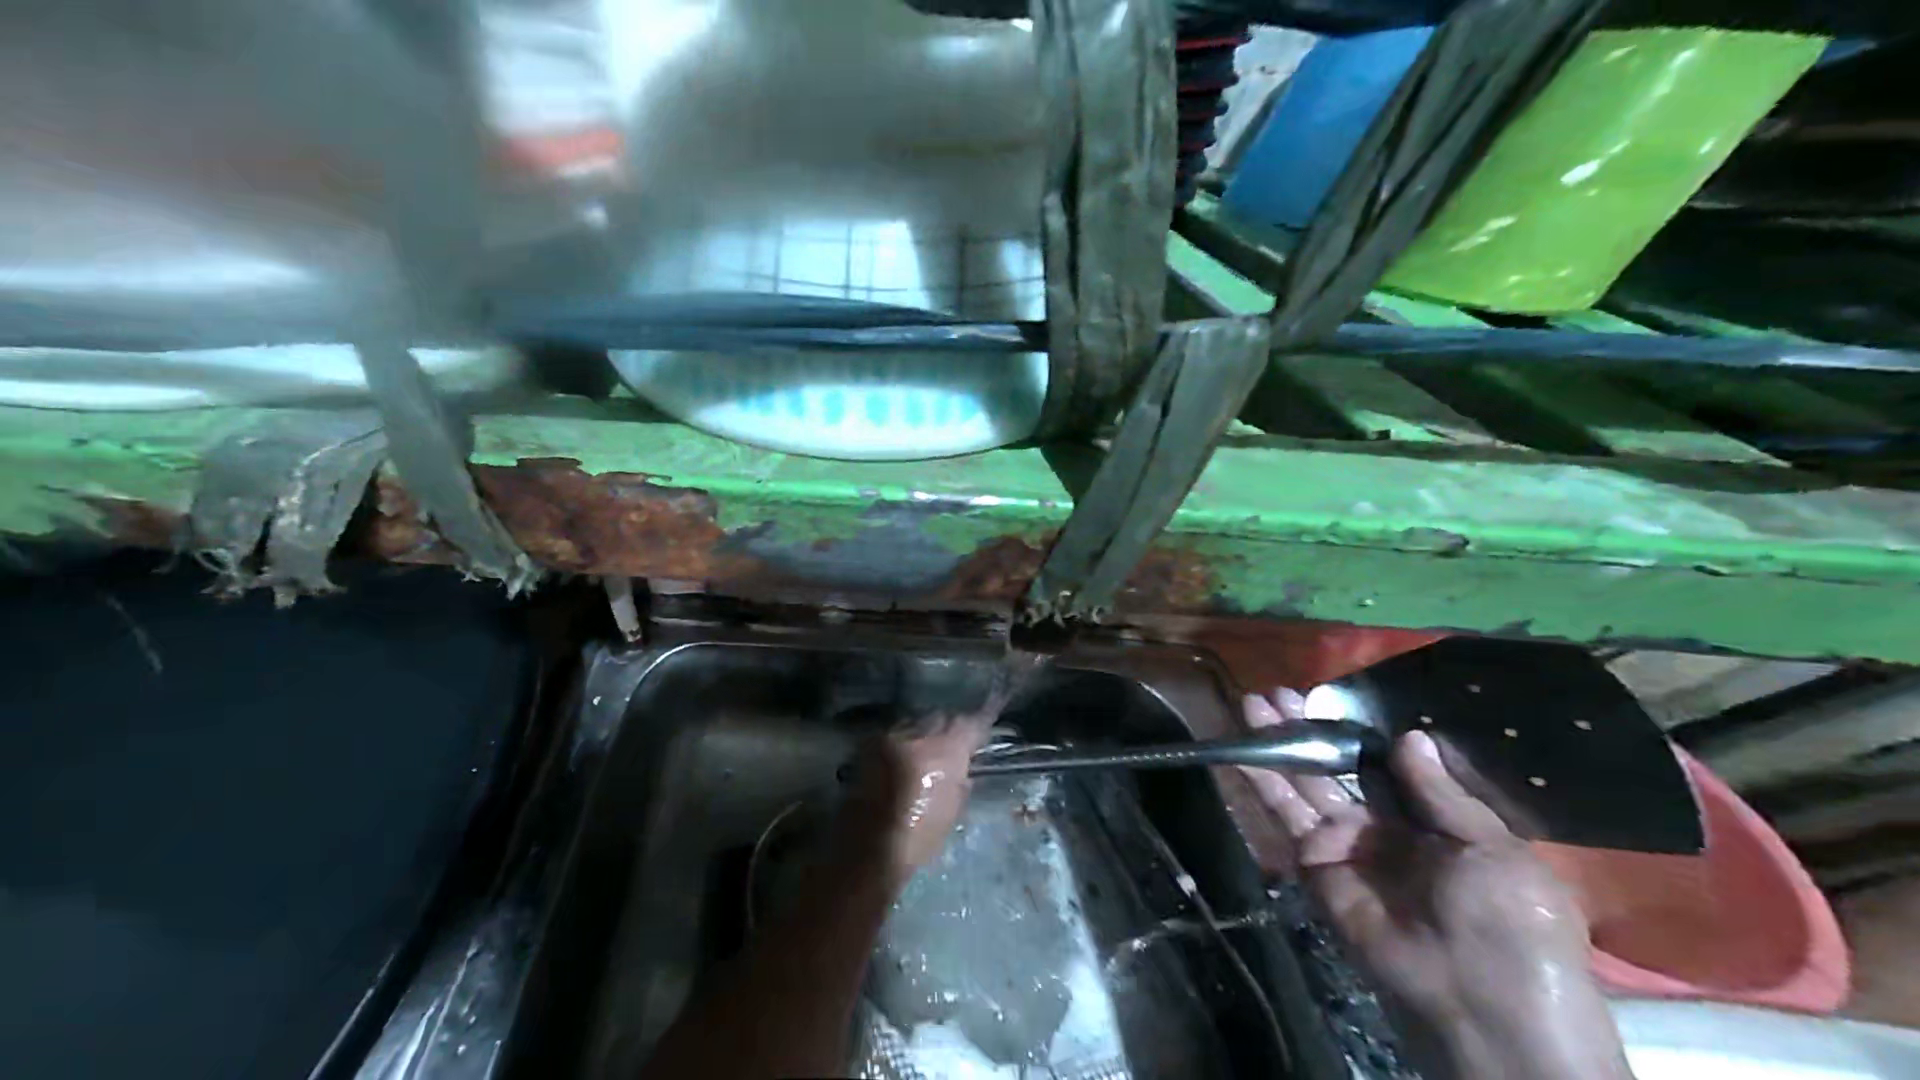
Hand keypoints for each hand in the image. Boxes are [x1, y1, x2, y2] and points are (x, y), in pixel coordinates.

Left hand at [839, 710, 993, 890]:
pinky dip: (904, 740)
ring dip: (925, 732)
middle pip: (941, 717)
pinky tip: (905, 756)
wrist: (868, 848)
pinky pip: (895, 734)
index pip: (971, 723)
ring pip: (916, 722)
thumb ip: (961, 779)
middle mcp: (918, 733)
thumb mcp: (952, 810)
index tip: (986, 723)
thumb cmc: (919, 836)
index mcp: (945, 748)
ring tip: (928, 748)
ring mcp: (891, 736)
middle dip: (950, 726)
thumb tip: (962, 766)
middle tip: (955, 741)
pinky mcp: (869, 745)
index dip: (981, 722)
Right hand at [1240, 690, 1632, 1079]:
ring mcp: (1344, 844)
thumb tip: (1408, 736)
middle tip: (1276, 693)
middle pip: (1336, 767)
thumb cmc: (1506, 916)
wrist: (1478, 996)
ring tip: (1252, 705)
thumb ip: (1441, 793)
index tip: (1329, 697)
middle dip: (1307, 730)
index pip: (1384, 765)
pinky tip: (1243, 750)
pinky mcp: (1313, 864)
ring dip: (1278, 745)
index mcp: (1431, 822)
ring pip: (1304, 783)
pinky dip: (1262, 782)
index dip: (1355, 730)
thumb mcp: (1492, 847)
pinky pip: (1286, 816)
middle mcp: (1382, 828)